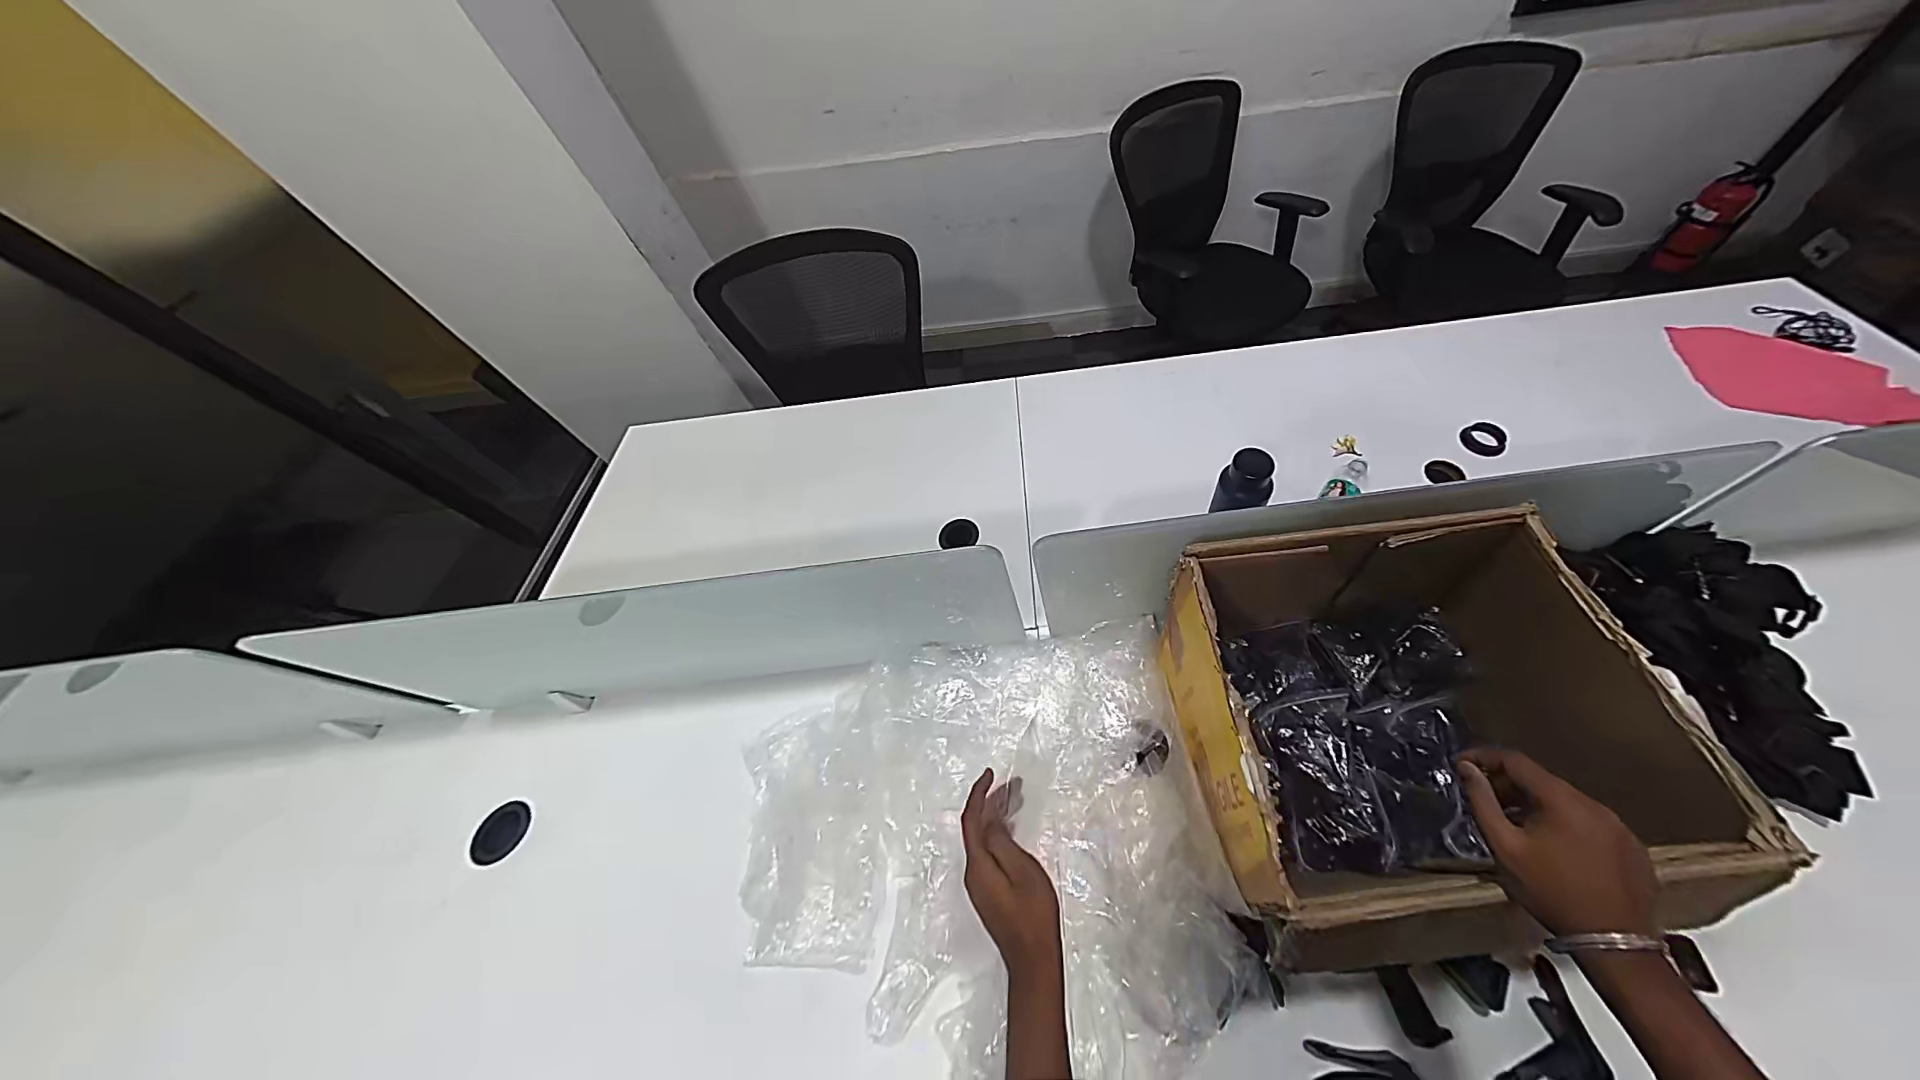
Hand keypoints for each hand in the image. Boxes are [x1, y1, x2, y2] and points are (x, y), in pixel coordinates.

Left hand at [961, 768, 1061, 978]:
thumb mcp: (1022, 871)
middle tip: (1011, 785)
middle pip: (975, 828)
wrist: (1034, 961)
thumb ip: (1001, 843)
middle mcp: (972, 873)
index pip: (971, 820)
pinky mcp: (989, 892)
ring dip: (995, 818)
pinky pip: (988, 853)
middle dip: (990, 802)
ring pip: (982, 840)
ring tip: (1015, 800)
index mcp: (977, 865)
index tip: (990, 774)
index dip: (979, 794)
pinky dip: (998, 835)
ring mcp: (980, 884)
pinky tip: (1012, 830)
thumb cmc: (1033, 914)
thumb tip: (988, 821)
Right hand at [1458, 748, 1657, 936]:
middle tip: (1483, 798)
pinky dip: (1562, 823)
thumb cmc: (1550, 890)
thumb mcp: (1505, 846)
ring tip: (1514, 823)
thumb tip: (1466, 768)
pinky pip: (1588, 822)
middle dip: (1507, 783)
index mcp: (1564, 801)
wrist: (1614, 943)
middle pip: (1543, 780)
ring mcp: (1620, 828)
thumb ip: (1483, 801)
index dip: (1484, 757)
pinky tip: (1551, 846)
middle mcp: (1596, 806)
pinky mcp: (1632, 848)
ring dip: (1535, 804)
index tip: (1461, 764)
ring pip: (1566, 801)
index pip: (1517, 761)